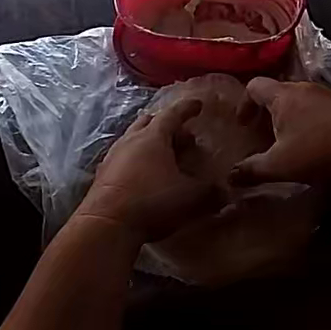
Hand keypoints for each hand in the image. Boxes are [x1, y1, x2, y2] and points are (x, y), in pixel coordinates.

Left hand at [77, 98, 222, 240]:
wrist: (106, 225)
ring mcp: (113, 157)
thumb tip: (228, 191)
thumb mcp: (191, 198)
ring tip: (166, 156)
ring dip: (151, 142)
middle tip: (183, 136)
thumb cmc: (152, 202)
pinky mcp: (103, 175)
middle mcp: (130, 140)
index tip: (198, 104)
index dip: (188, 108)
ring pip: (134, 139)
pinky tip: (145, 175)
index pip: (173, 113)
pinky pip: (124, 158)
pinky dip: (138, 159)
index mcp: (153, 137)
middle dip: (167, 125)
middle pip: (149, 122)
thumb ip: (212, 192)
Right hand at [231, 78, 330, 185]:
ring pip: (298, 100)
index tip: (243, 125)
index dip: (244, 103)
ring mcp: (327, 96)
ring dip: (288, 117)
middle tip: (261, 134)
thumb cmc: (317, 151)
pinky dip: (308, 121)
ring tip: (285, 141)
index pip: (254, 86)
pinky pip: (317, 108)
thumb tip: (230, 177)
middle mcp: (303, 88)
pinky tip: (311, 143)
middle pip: (277, 92)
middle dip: (266, 112)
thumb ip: (252, 169)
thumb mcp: (279, 165)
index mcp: (282, 96)